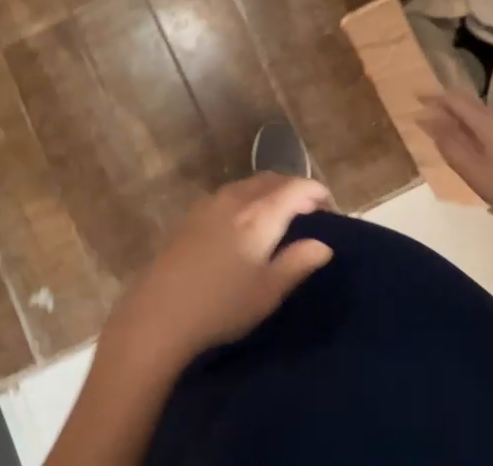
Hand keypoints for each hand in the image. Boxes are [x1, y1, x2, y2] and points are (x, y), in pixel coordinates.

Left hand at [103, 175, 333, 367]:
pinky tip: (246, 224)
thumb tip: (323, 245)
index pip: (298, 187)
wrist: (160, 312)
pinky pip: (229, 194)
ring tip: (282, 218)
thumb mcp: (269, 291)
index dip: (319, 193)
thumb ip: (298, 262)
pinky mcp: (191, 215)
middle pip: (273, 179)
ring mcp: (209, 204)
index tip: (332, 212)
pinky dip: (248, 199)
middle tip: (310, 214)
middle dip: (296, 189)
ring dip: (270, 192)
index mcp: (260, 214)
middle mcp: (235, 199)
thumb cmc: (222, 305)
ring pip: (249, 185)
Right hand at [419, 91, 492, 230]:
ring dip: (465, 122)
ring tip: (451, 137)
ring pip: (485, 117)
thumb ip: (449, 143)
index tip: (416, 98)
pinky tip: (481, 150)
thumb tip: (428, 119)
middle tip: (429, 120)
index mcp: (487, 121)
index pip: (454, 99)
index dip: (433, 97)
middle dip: (448, 109)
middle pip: (470, 106)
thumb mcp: (474, 171)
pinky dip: (480, 132)